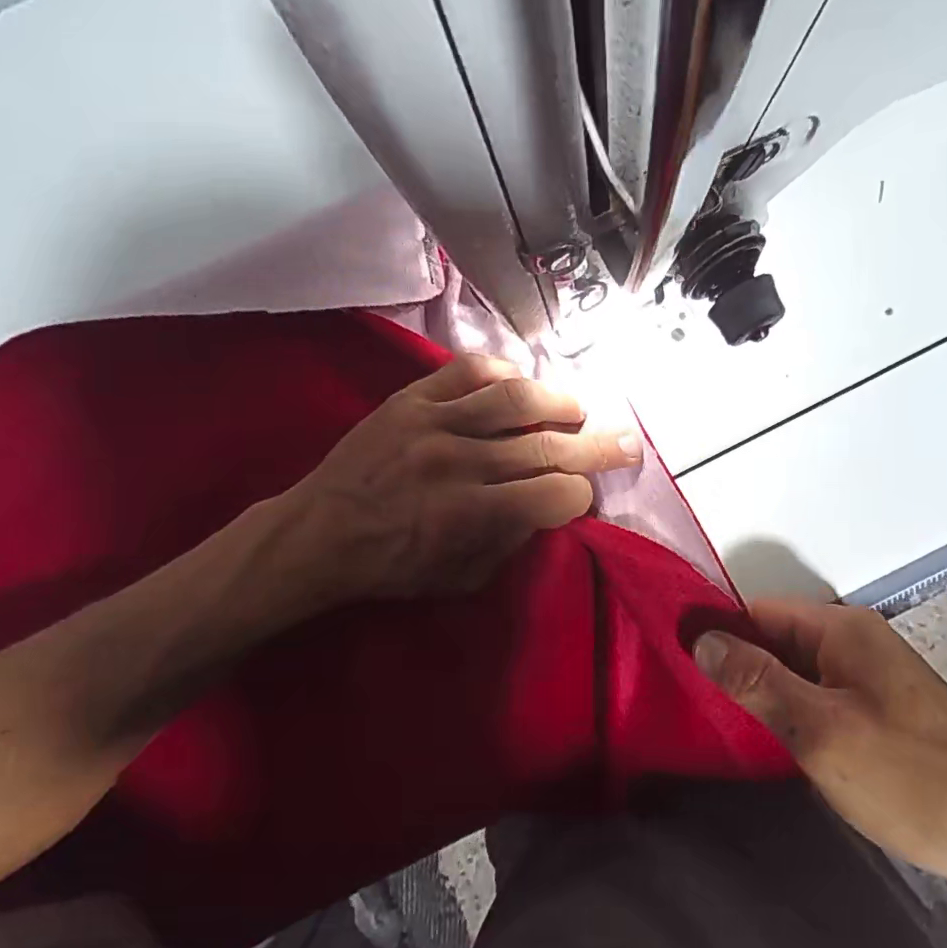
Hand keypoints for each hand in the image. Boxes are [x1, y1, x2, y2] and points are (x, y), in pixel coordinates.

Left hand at [273, 354, 641, 608]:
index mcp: (472, 514)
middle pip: (550, 446)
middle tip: (627, 441)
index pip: (556, 495)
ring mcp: (434, 422)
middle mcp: (461, 462)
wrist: (319, 532)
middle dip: (599, 446)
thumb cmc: (391, 566)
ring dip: (560, 400)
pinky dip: (503, 371)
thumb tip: (550, 505)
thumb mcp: (460, 578)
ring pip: (516, 397)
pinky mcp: (411, 397)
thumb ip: (511, 542)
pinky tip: (517, 383)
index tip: (581, 498)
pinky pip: (467, 369)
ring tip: (578, 407)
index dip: (581, 497)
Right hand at [694, 601, 946, 889]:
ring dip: (759, 693)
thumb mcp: (821, 730)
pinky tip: (765, 740)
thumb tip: (700, 639)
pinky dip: (787, 712)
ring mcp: (868, 677)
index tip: (671, 659)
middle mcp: (854, 641)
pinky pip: (814, 696)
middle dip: (733, 666)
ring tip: (714, 720)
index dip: (714, 632)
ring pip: (791, 671)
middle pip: (772, 639)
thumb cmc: (915, 780)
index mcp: (842, 629)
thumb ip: (755, 681)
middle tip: (687, 699)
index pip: (755, 611)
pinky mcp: (877, 711)